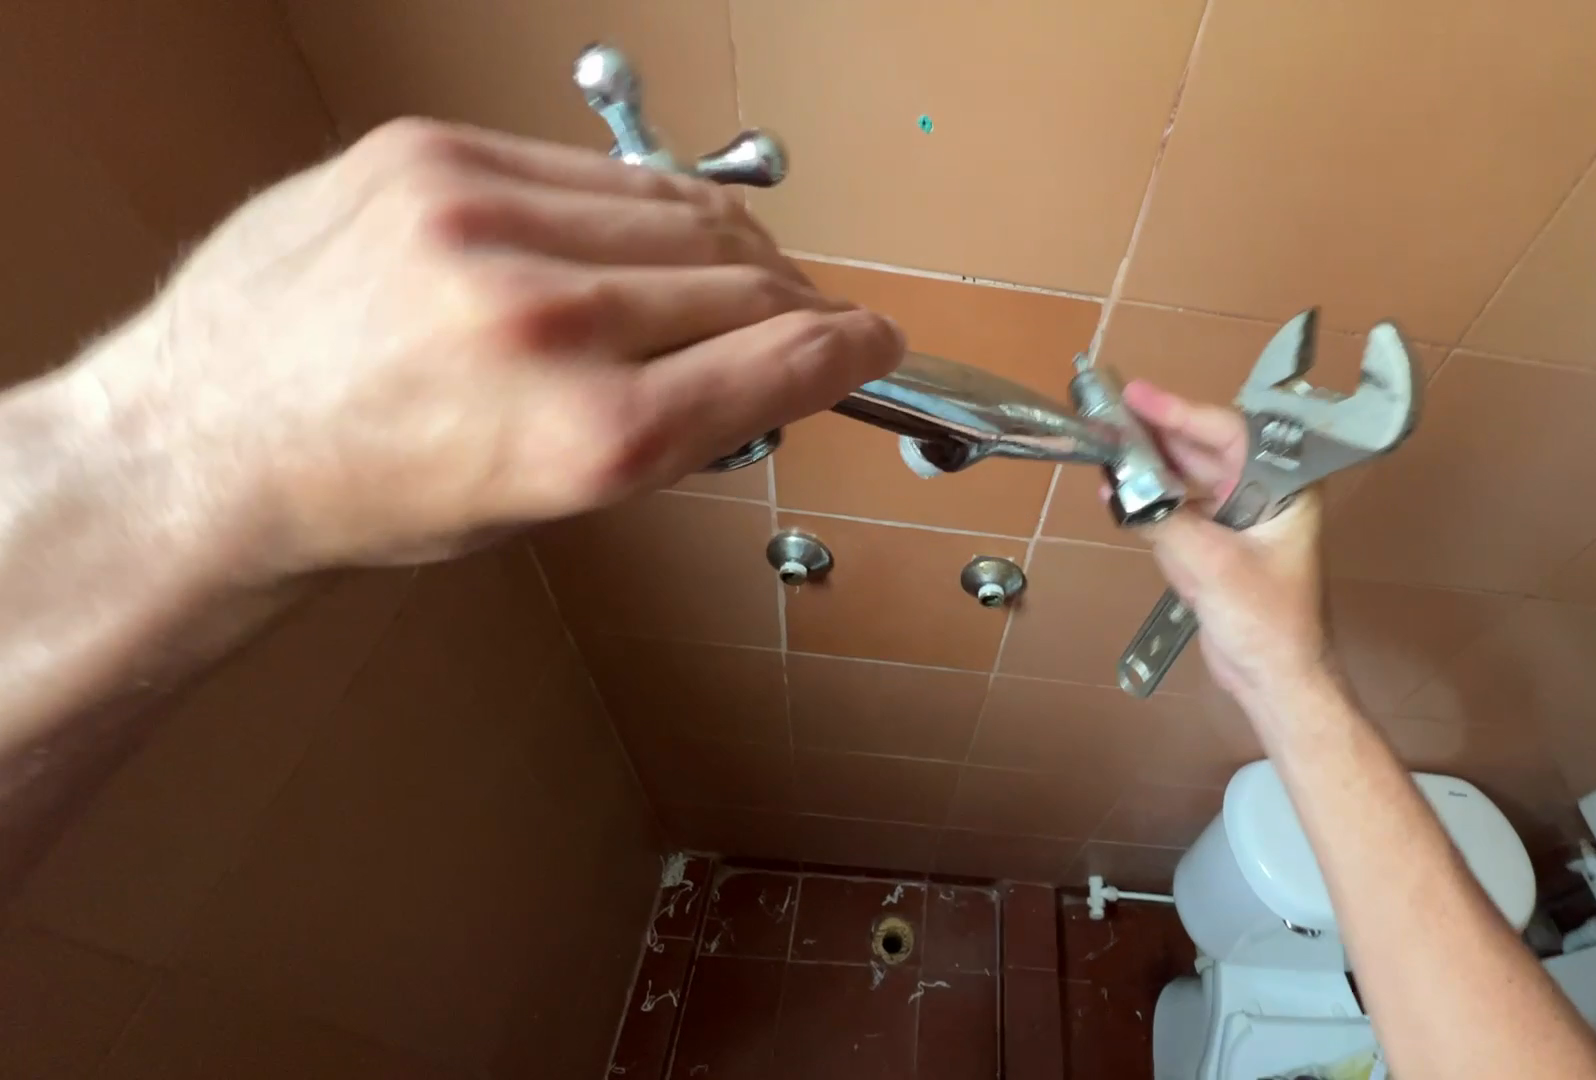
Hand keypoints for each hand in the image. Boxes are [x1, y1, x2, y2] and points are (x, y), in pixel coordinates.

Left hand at [71, 119, 901, 576]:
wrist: (214, 445)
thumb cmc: (400, 496)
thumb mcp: (573, 499)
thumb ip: (687, 420)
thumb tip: (772, 359)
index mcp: (594, 436)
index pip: (779, 361)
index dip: (850, 348)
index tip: (879, 340)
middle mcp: (549, 321)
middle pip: (747, 281)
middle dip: (799, 303)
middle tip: (812, 318)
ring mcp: (487, 222)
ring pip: (689, 215)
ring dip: (738, 252)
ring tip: (738, 278)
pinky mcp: (437, 156)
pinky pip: (607, 176)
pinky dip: (657, 211)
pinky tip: (658, 239)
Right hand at [1123, 380, 1335, 700]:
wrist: (1272, 678)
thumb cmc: (1263, 622)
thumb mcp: (1211, 565)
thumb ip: (1165, 522)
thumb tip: (1120, 490)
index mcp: (1283, 488)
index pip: (1230, 433)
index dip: (1181, 412)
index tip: (1139, 397)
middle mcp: (1262, 495)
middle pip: (1206, 449)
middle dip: (1160, 433)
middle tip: (1115, 414)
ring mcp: (1237, 520)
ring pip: (1189, 477)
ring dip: (1151, 465)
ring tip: (1109, 447)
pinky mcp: (1215, 544)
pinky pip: (1179, 510)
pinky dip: (1150, 502)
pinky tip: (1118, 494)